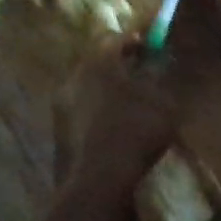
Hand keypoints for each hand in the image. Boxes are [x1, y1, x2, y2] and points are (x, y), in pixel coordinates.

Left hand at [55, 41, 179, 182]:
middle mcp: (74, 78)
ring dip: (106, 89)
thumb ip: (159, 78)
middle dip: (118, 64)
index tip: (151, 46)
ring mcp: (61, 108)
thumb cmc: (135, 130)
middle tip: (139, 72)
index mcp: (99, 62)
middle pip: (97, 61)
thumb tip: (158, 64)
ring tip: (129, 103)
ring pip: (87, 87)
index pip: (115, 37)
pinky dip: (97, 112)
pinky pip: (81, 112)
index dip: (135, 39)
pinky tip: (115, 127)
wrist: (97, 183)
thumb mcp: (162, 100)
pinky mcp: (58, 134)